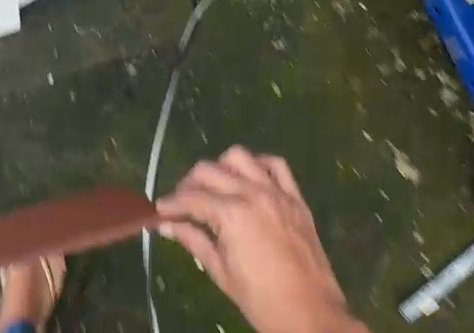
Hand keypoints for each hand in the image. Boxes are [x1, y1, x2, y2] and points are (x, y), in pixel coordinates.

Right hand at [158, 146, 363, 332]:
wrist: (314, 318)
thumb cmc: (263, 302)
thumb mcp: (222, 273)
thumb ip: (194, 241)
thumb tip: (167, 225)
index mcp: (231, 215)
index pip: (191, 198)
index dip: (171, 204)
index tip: (160, 210)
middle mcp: (252, 194)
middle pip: (208, 170)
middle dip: (189, 184)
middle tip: (183, 202)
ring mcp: (276, 193)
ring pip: (239, 157)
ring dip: (221, 167)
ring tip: (216, 187)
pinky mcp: (296, 199)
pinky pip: (276, 165)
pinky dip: (259, 165)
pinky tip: (249, 179)